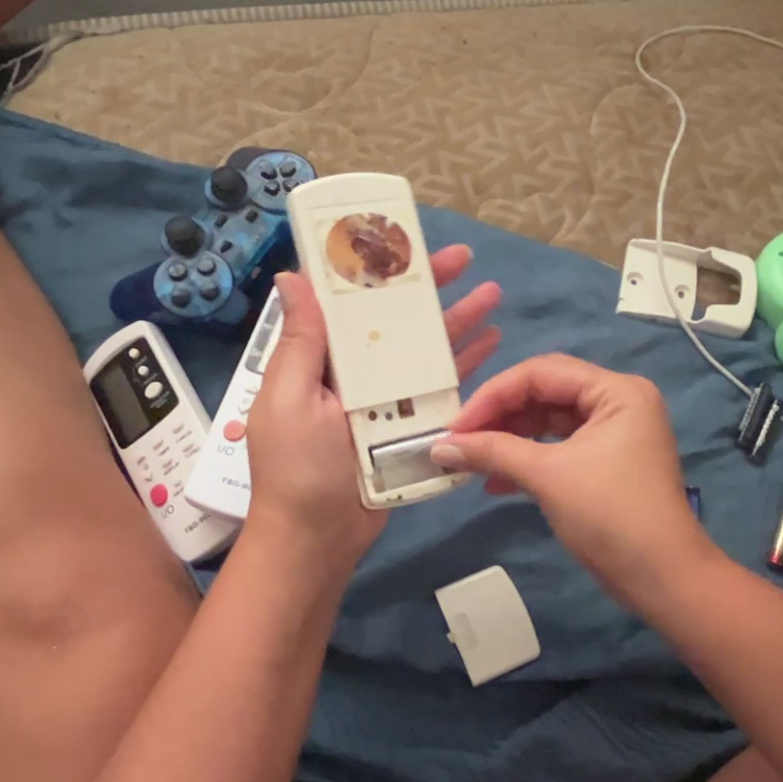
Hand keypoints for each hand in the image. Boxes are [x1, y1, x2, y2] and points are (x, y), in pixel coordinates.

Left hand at [242, 246, 500, 572]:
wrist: (316, 541)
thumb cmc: (298, 468)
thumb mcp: (291, 399)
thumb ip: (301, 342)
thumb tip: (292, 276)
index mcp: (318, 360)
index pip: (348, 302)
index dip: (376, 269)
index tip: (403, 240)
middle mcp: (351, 374)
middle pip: (394, 321)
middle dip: (428, 289)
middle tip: (463, 259)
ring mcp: (382, 401)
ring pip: (422, 351)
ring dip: (455, 322)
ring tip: (491, 294)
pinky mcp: (407, 429)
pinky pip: (437, 391)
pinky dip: (462, 367)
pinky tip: (491, 345)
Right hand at [429, 355, 717, 601]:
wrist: (661, 578)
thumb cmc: (609, 516)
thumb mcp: (546, 476)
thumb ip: (492, 452)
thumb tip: (440, 447)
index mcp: (616, 390)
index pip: (541, 373)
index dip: (492, 395)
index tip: (455, 427)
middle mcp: (618, 400)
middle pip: (545, 392)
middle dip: (498, 415)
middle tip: (458, 441)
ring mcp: (614, 431)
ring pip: (548, 420)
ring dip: (508, 439)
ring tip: (470, 461)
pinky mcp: (607, 461)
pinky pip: (558, 446)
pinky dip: (527, 459)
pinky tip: (494, 481)